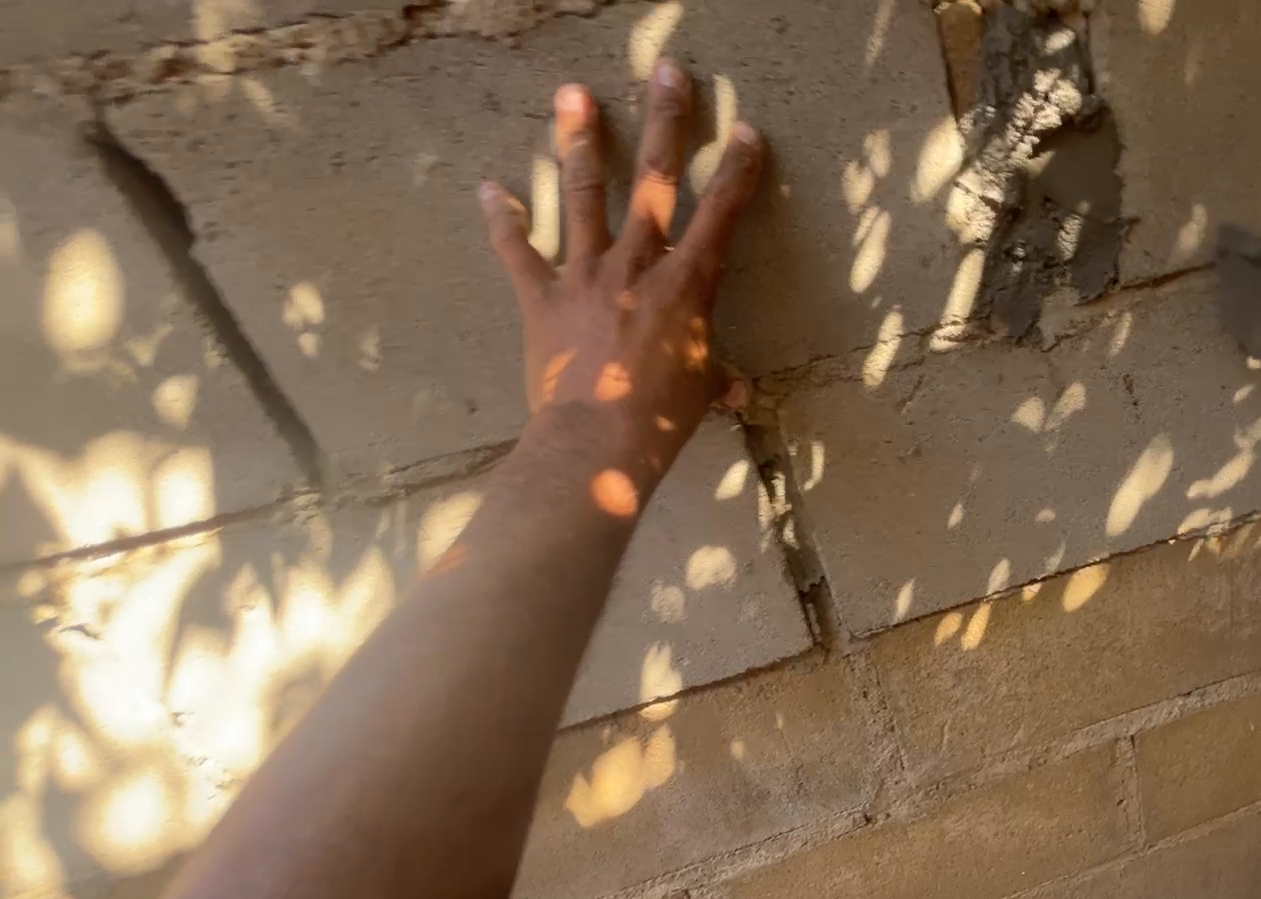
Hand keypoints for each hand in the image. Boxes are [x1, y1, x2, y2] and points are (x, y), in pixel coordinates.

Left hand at [477, 63, 762, 468]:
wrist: (599, 440)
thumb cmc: (665, 418)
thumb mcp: (702, 394)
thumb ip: (719, 382)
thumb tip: (738, 394)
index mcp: (688, 286)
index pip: (721, 216)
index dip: (737, 172)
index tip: (746, 131)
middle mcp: (638, 264)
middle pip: (654, 181)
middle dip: (665, 123)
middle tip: (667, 72)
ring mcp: (586, 274)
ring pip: (583, 195)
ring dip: (580, 142)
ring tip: (574, 93)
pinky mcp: (541, 296)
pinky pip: (517, 249)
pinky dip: (502, 219)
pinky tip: (489, 186)